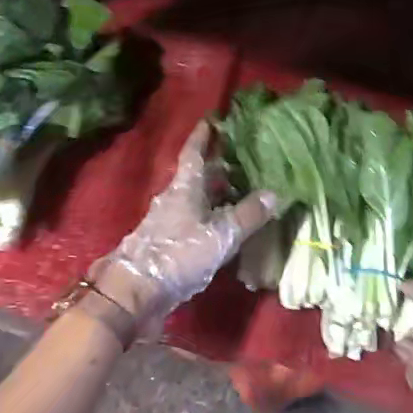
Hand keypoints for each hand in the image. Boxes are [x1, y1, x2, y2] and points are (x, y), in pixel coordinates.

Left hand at [95, 121, 276, 331]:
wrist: (136, 293)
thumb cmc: (176, 255)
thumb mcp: (220, 236)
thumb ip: (248, 215)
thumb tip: (275, 193)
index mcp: (184, 189)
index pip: (194, 154)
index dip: (204, 136)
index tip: (212, 119)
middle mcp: (174, 200)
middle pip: (198, 177)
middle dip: (219, 166)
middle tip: (243, 157)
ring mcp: (169, 223)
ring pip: (197, 200)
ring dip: (217, 194)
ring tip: (243, 191)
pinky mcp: (169, 245)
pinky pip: (196, 221)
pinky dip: (212, 218)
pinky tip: (226, 226)